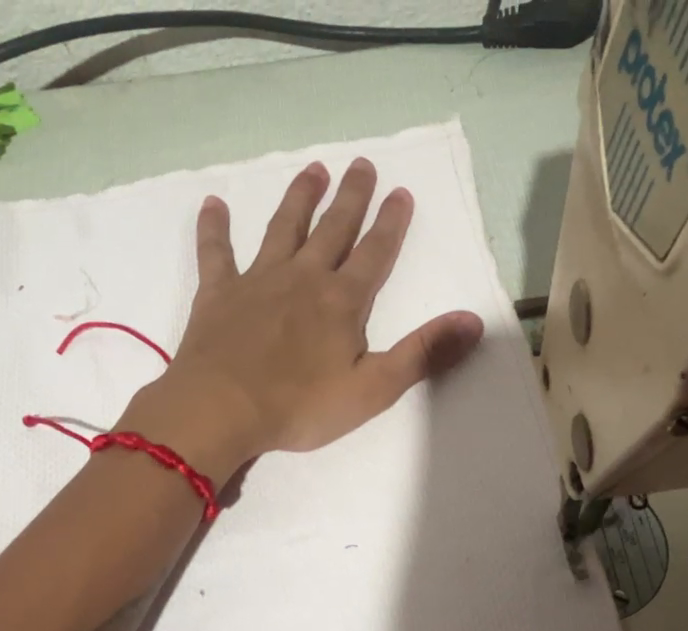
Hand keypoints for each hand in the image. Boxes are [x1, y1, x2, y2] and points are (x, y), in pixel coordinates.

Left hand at [120, 158, 484, 480]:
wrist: (221, 409)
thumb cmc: (299, 406)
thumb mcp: (373, 389)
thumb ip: (423, 353)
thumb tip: (473, 320)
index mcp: (342, 302)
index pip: (374, 253)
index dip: (390, 223)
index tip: (401, 191)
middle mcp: (303, 278)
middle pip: (333, 229)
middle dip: (350, 197)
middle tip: (361, 164)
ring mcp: (257, 281)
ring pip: (283, 228)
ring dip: (299, 198)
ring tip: (313, 169)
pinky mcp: (217, 293)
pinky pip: (216, 251)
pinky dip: (214, 227)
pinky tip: (213, 203)